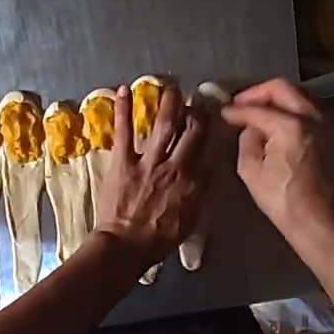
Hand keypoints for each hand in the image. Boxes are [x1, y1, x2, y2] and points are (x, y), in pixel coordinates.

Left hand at [93, 84, 211, 267]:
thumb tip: (208, 172)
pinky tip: (124, 89)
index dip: (210, 130)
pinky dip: (124, 109)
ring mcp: (148, 162)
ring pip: (163, 124)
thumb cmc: (159, 239)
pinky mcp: (123, 162)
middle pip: (191, 131)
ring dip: (168, 102)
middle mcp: (175, 166)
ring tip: (170, 86)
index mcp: (192, 181)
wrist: (127, 246)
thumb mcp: (191, 220)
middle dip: (195, 111)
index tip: (211, 117)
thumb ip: (200, 194)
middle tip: (194, 98)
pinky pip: (124, 131)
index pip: (207, 149)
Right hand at [220, 77, 333, 265]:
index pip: (258, 108)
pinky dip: (296, 113)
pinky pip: (314, 114)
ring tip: (262, 115)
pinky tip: (283, 129)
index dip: (236, 109)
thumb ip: (247, 142)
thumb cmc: (286, 204)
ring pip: (303, 98)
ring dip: (280, 101)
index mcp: (292, 126)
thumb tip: (252, 129)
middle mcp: (316, 118)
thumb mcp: (252, 173)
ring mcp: (332, 126)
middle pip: (285, 89)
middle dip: (259, 93)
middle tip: (242, 104)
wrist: (328, 227)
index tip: (223, 112)